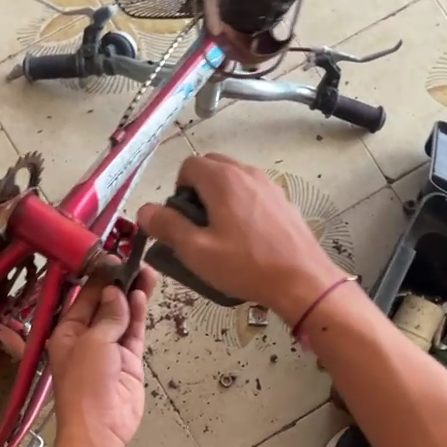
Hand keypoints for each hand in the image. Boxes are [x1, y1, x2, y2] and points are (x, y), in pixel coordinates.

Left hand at [47, 266, 157, 446]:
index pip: (84, 297)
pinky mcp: (129, 360)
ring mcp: (110, 349)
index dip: (100, 278)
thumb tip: (117, 292)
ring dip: (133, 295)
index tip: (115, 258)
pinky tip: (143, 295)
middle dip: (119, 284)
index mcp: (67, 332)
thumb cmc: (86, 383)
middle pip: (105, 304)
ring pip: (123, 316)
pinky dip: (139, 315)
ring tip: (147, 272)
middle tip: (136, 261)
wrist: (100, 426)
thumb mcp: (93, 343)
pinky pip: (134, 332)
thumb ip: (108, 316)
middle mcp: (87, 337)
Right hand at [135, 154, 344, 322]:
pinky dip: (243, 207)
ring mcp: (270, 186)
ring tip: (222, 235)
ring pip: (235, 179)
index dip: (178, 190)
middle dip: (198, 190)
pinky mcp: (284, 203)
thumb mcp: (197, 251)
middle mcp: (247, 173)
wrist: (302, 280)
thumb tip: (144, 211)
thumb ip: (167, 227)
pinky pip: (254, 195)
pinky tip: (248, 241)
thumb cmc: (246, 266)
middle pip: (212, 166)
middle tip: (198, 227)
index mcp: (223, 180)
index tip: (182, 220)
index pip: (189, 165)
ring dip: (221, 198)